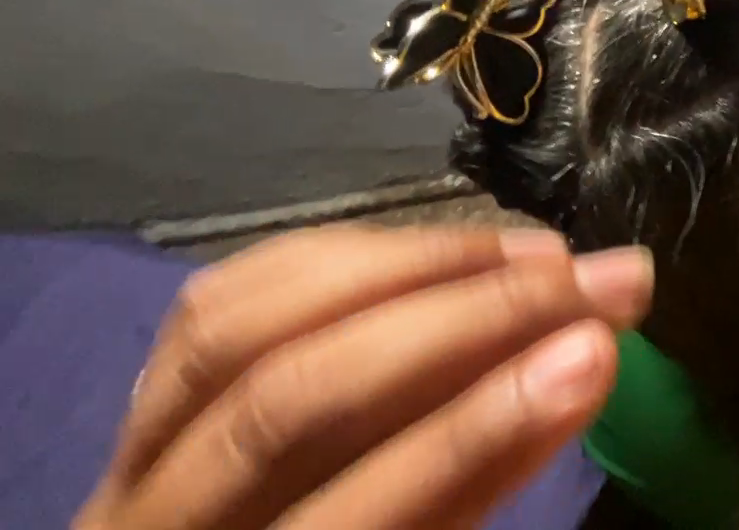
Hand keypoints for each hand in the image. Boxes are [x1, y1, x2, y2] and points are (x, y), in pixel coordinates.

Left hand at [75, 224, 652, 529]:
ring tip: (543, 252)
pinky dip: (356, 250)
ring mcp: (129, 455)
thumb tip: (589, 355)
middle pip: (296, 401)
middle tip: (599, 278)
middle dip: (475, 320)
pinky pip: (229, 291)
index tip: (597, 351)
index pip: (352, 519)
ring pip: (248, 327)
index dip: (479, 429)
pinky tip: (451, 247)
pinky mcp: (148, 385)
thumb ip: (492, 469)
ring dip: (425, 267)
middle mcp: (152, 527)